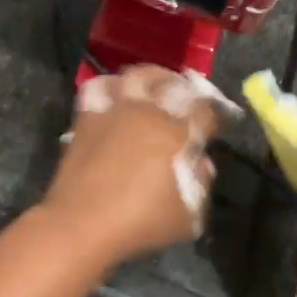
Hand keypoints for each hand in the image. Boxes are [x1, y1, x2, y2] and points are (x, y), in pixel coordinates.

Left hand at [37, 66, 222, 263]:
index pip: (205, 109)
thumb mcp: (188, 216)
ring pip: (137, 75)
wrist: (83, 221)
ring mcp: (116, 108)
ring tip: (154, 86)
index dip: (214, 114)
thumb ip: (202, 185)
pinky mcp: (88, 114)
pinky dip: (111, 85)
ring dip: (151, 77)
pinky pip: (100, 86)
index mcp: (178, 132)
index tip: (213, 123)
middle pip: (173, 83)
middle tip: (186, 99)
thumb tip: (201, 163)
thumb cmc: (141, 221)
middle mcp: (149, 111)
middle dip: (185, 88)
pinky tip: (115, 94)